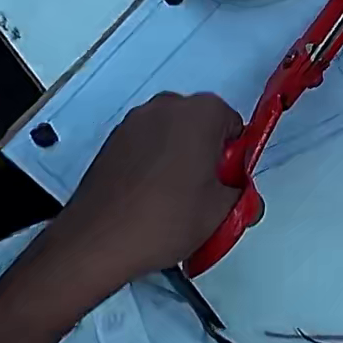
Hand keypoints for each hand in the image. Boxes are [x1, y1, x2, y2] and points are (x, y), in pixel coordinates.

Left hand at [48, 92, 243, 284]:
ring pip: (171, 133)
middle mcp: (169, 104)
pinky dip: (151, 160)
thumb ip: (243, 195)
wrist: (99, 238)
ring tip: (171, 199)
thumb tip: (242, 194)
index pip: (232, 125)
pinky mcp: (113, 136)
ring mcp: (136, 118)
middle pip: (200, 124)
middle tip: (201, 192)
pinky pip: (145, 142)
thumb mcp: (222, 213)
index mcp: (202, 112)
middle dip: (205, 152)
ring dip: (177, 156)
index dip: (232, 156)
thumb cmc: (167, 219)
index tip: (223, 183)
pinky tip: (146, 196)